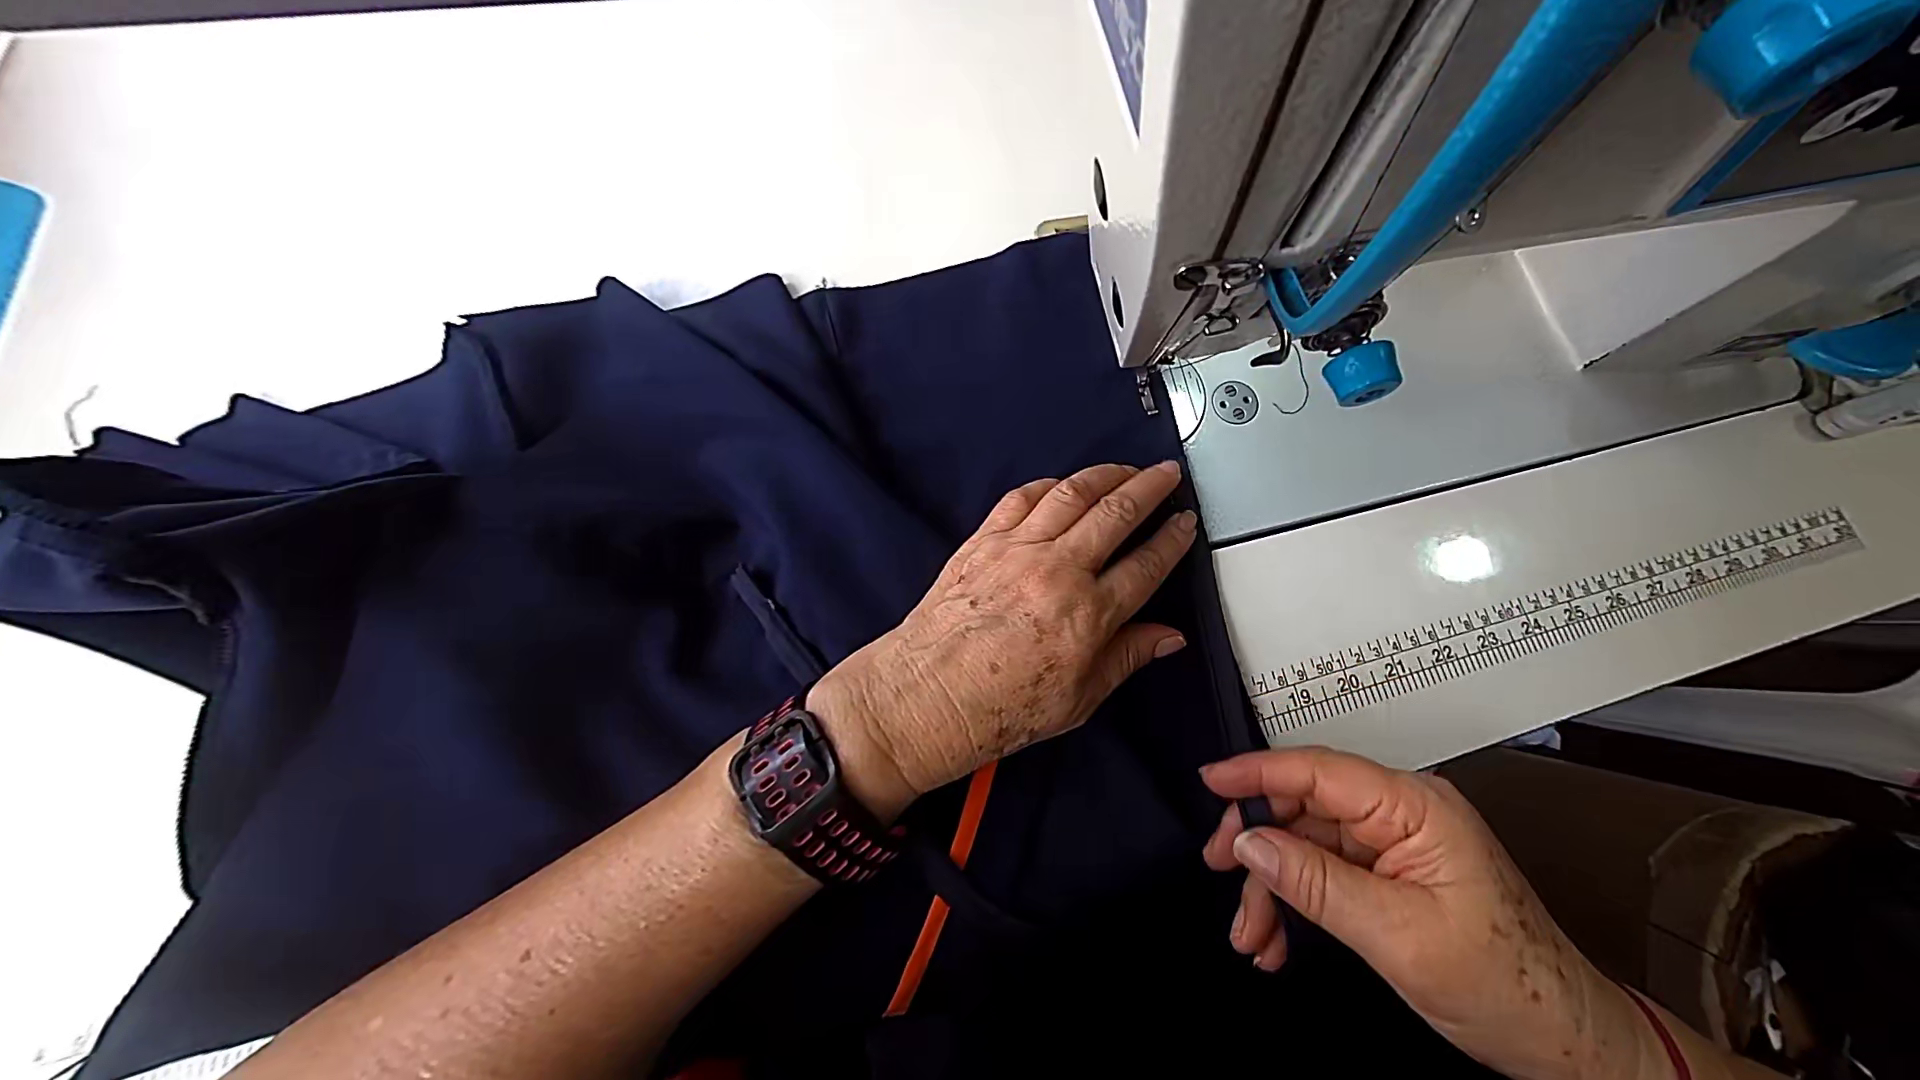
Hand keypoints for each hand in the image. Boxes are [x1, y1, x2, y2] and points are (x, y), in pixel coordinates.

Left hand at [808, 461, 1196, 821]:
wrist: (927, 697)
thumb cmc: (995, 707)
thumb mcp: (1079, 699)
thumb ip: (1127, 657)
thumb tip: (1166, 638)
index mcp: (1088, 615)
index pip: (1147, 564)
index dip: (1173, 539)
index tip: (1185, 523)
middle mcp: (1056, 572)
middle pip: (1116, 513)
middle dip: (1150, 488)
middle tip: (1167, 476)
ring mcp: (1017, 552)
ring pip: (1072, 495)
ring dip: (1105, 475)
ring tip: (1124, 469)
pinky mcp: (982, 542)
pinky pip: (1020, 498)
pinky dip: (1046, 485)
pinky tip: (1061, 484)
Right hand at [1201, 748, 1667, 1079]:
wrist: (1566, 1042)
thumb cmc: (1514, 987)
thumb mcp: (1400, 937)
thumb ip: (1316, 883)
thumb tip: (1251, 843)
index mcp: (1416, 808)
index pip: (1318, 770)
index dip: (1256, 771)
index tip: (1212, 781)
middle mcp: (1399, 813)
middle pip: (1300, 804)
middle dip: (1256, 841)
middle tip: (1220, 867)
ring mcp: (1389, 840)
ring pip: (1300, 841)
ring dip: (1270, 885)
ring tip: (1253, 931)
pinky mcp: (1382, 867)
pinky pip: (1317, 868)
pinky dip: (1291, 900)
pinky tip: (1277, 934)